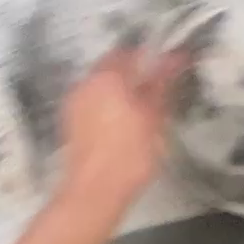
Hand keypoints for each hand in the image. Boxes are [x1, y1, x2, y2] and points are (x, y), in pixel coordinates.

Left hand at [57, 49, 174, 215]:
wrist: (94, 192)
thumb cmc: (130, 153)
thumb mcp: (154, 116)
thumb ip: (161, 83)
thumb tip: (175, 57)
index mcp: (106, 75)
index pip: (129, 51)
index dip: (150, 57)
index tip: (166, 70)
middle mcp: (84, 82)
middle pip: (111, 67)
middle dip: (132, 74)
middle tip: (155, 91)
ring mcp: (73, 103)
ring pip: (99, 86)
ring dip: (118, 91)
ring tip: (139, 110)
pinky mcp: (69, 123)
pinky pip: (91, 103)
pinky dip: (106, 107)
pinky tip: (120, 125)